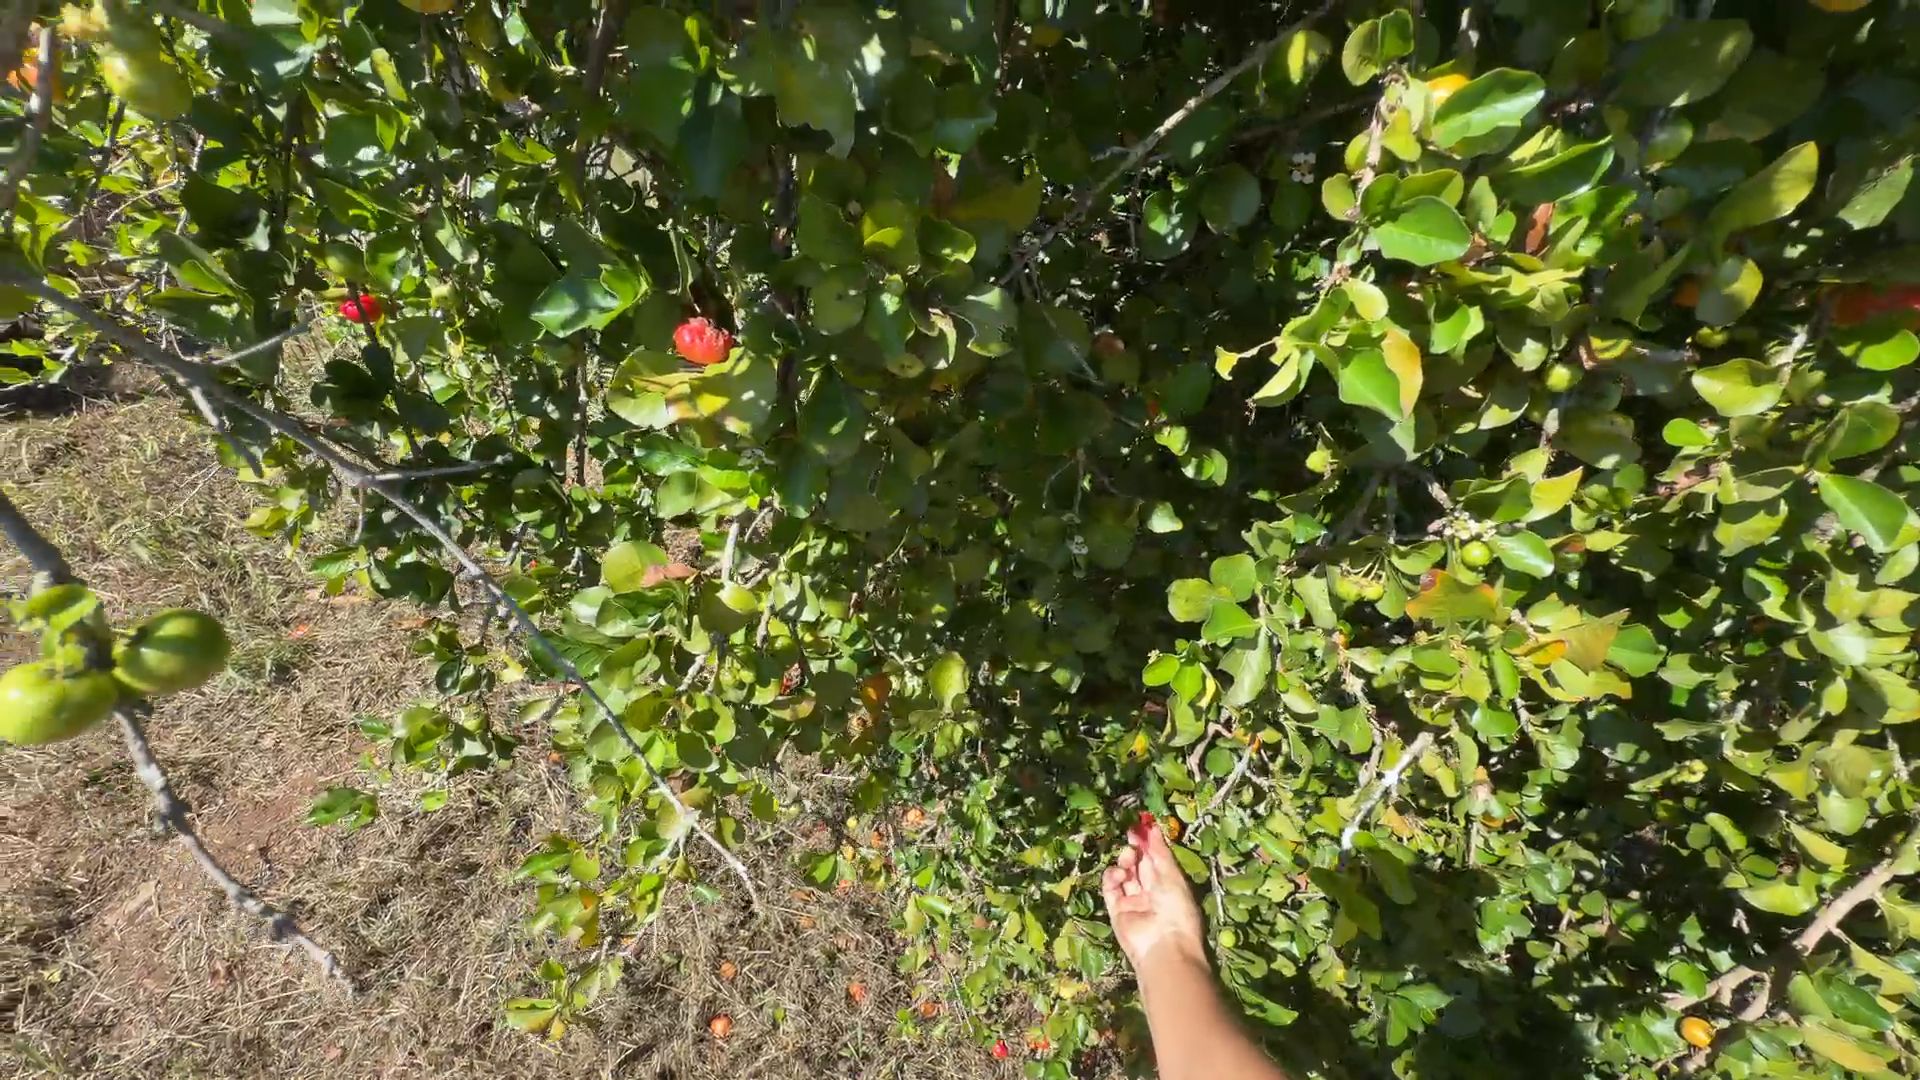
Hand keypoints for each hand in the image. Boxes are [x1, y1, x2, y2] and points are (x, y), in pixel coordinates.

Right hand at [1102, 816, 1206, 974]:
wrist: (1164, 946)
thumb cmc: (1176, 908)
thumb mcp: (1172, 875)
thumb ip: (1160, 851)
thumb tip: (1154, 828)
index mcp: (1168, 885)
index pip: (1155, 859)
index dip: (1148, 843)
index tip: (1141, 827)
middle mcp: (1151, 892)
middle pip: (1139, 864)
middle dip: (1135, 849)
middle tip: (1132, 836)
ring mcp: (1133, 901)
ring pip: (1124, 873)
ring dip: (1125, 861)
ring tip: (1129, 858)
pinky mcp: (1116, 910)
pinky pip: (1111, 887)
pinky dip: (1112, 876)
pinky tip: (1120, 873)